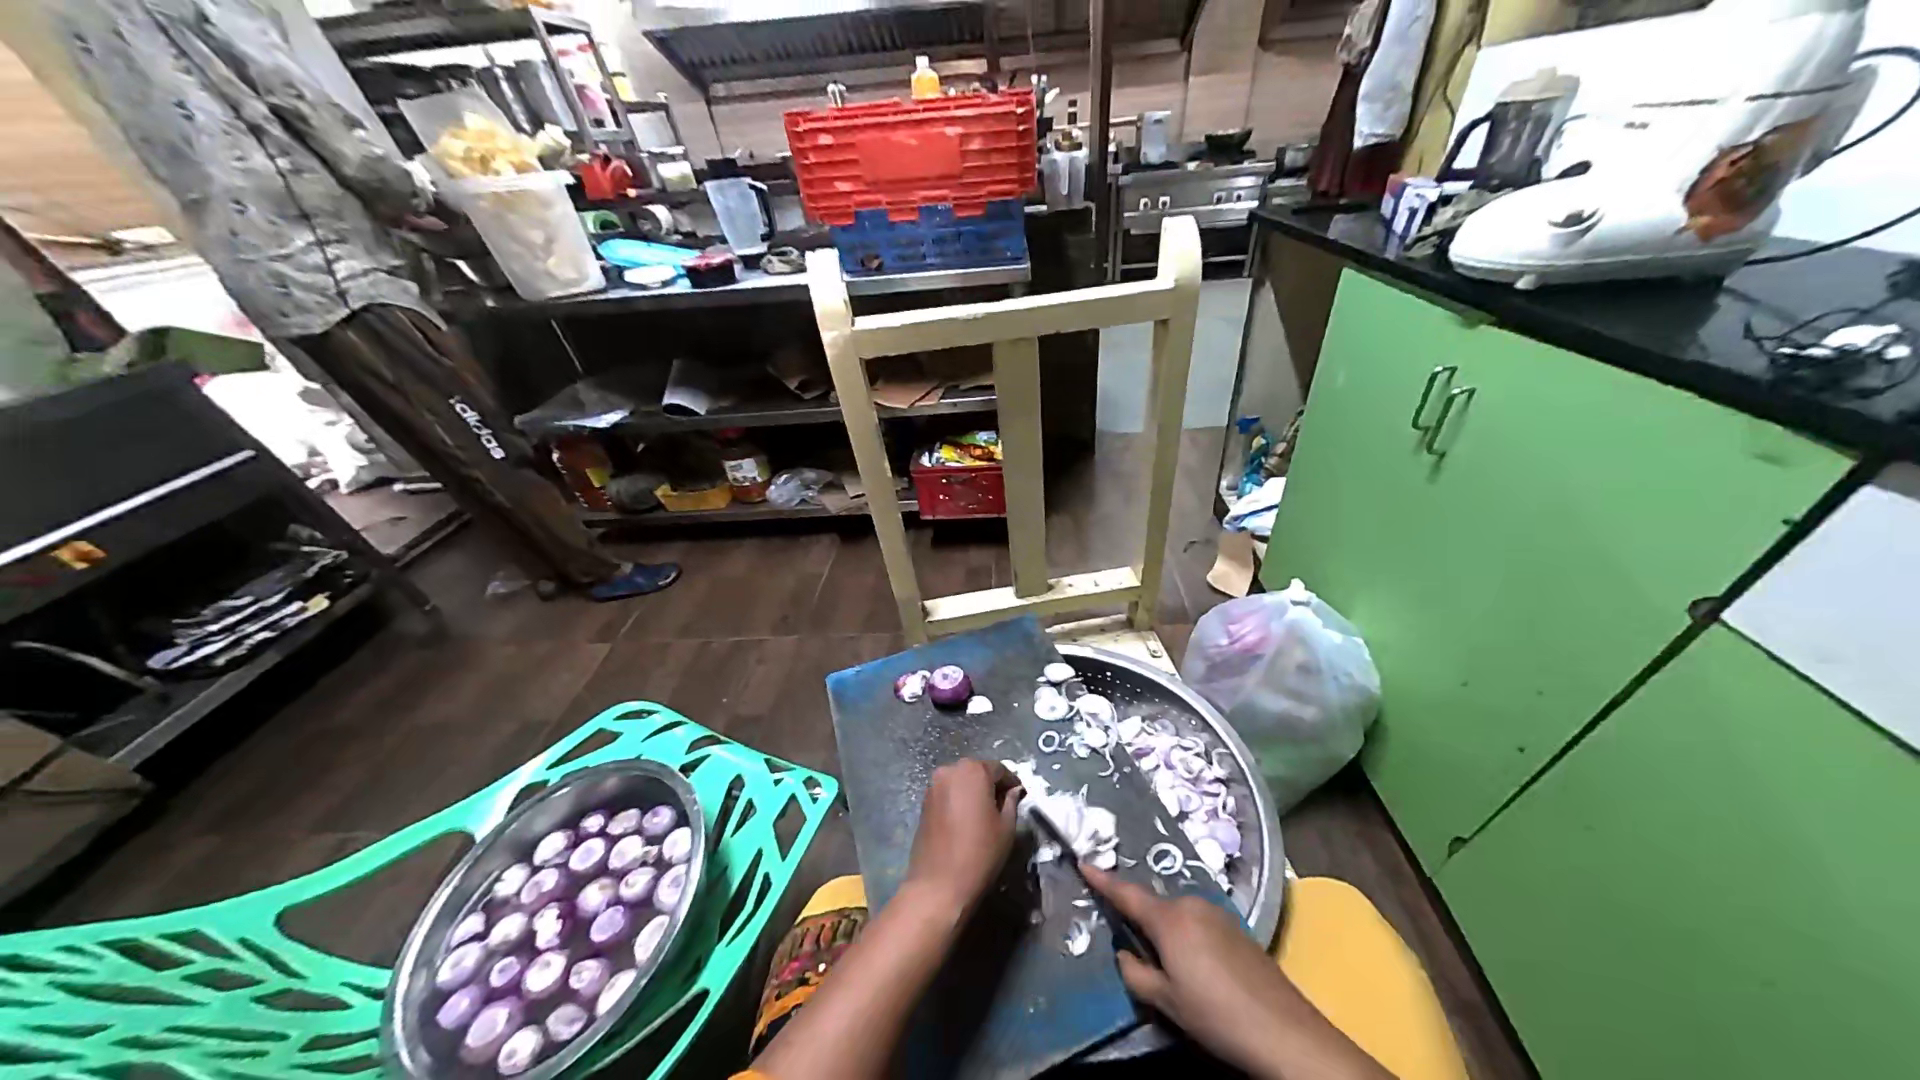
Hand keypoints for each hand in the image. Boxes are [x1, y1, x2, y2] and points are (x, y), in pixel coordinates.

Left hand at [903, 759, 1020, 910]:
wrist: (939, 884)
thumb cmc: (980, 852)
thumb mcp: (1006, 827)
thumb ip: (1011, 801)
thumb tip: (1013, 790)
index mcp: (972, 771)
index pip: (999, 769)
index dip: (1012, 782)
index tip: (1021, 796)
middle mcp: (949, 770)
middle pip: (977, 771)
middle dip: (991, 784)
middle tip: (1004, 805)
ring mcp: (933, 785)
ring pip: (961, 781)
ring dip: (974, 792)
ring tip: (985, 814)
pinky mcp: (924, 802)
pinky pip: (948, 793)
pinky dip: (959, 799)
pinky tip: (967, 819)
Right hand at [1083, 865, 1392, 1079]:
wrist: (1286, 1034)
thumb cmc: (1216, 1015)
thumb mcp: (1166, 1001)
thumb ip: (1135, 972)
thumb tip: (1125, 954)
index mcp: (1169, 919)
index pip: (1127, 894)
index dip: (1103, 880)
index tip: (1084, 862)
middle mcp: (1192, 905)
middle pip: (1156, 907)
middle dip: (1142, 921)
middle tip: (1134, 949)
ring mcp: (1219, 915)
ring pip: (1179, 917)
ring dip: (1168, 933)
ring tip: (1170, 968)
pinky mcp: (1238, 930)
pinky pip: (1200, 925)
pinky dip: (1189, 939)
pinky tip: (1199, 970)